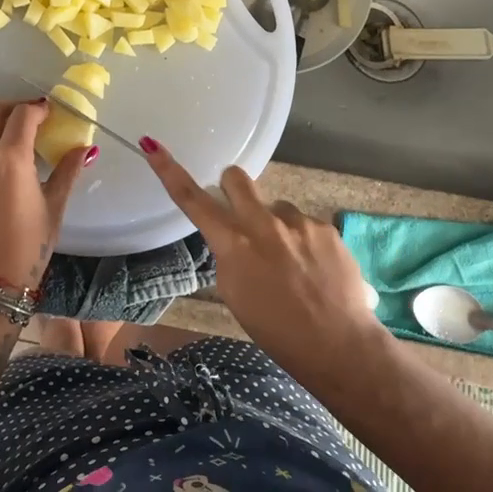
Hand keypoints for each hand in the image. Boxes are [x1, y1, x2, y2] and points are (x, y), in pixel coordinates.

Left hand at [0, 99, 96, 288]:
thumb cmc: (28, 245)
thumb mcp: (54, 206)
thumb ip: (67, 171)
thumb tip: (85, 149)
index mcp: (11, 157)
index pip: (23, 115)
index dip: (39, 109)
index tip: (52, 112)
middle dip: (15, 107)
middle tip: (33, 117)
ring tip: (12, 130)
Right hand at [139, 137, 381, 377]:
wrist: (340, 348)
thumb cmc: (277, 331)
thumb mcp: (235, 295)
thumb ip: (229, 256)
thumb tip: (233, 240)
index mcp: (233, 243)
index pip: (192, 199)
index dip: (169, 170)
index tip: (152, 144)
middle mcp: (263, 223)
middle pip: (236, 178)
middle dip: (233, 189)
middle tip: (244, 219)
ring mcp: (298, 223)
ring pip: (276, 208)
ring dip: (276, 227)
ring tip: (293, 265)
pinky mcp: (326, 229)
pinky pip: (306, 225)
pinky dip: (305, 243)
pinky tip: (316, 271)